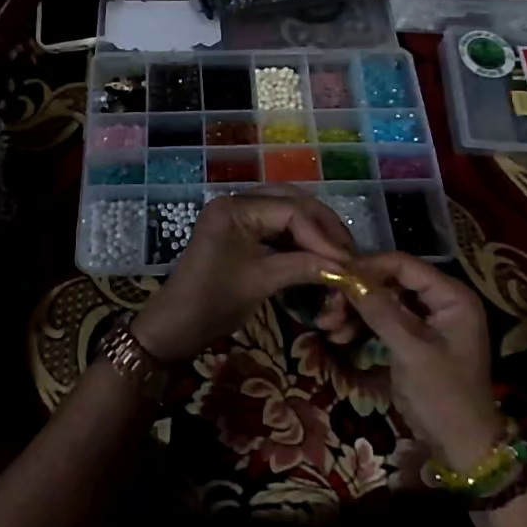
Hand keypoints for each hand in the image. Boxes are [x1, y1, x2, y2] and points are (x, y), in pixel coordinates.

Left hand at [130, 186, 354, 362]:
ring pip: (287, 210)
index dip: (323, 236)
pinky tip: (319, 255)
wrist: (177, 324)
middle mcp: (236, 202)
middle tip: (349, 254)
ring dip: (314, 230)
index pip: (292, 211)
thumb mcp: (262, 282)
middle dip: (323, 227)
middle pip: (292, 202)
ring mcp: (237, 214)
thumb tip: (347, 268)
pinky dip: (299, 238)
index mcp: (234, 208)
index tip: (348, 263)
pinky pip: (277, 224)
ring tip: (338, 254)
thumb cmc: (213, 302)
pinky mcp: (240, 230)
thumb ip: (304, 267)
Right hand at [327, 252, 501, 464]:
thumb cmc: (444, 395)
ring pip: (380, 299)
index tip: (332, 278)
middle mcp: (440, 300)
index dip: (366, 267)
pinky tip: (339, 336)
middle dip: (355, 293)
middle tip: (327, 310)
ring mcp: (425, 319)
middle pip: (388, 280)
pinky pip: (381, 319)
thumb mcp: (411, 351)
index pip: (403, 265)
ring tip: (327, 326)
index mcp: (451, 296)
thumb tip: (347, 277)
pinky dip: (360, 325)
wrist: (460, 444)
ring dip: (352, 310)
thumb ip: (380, 311)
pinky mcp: (411, 336)